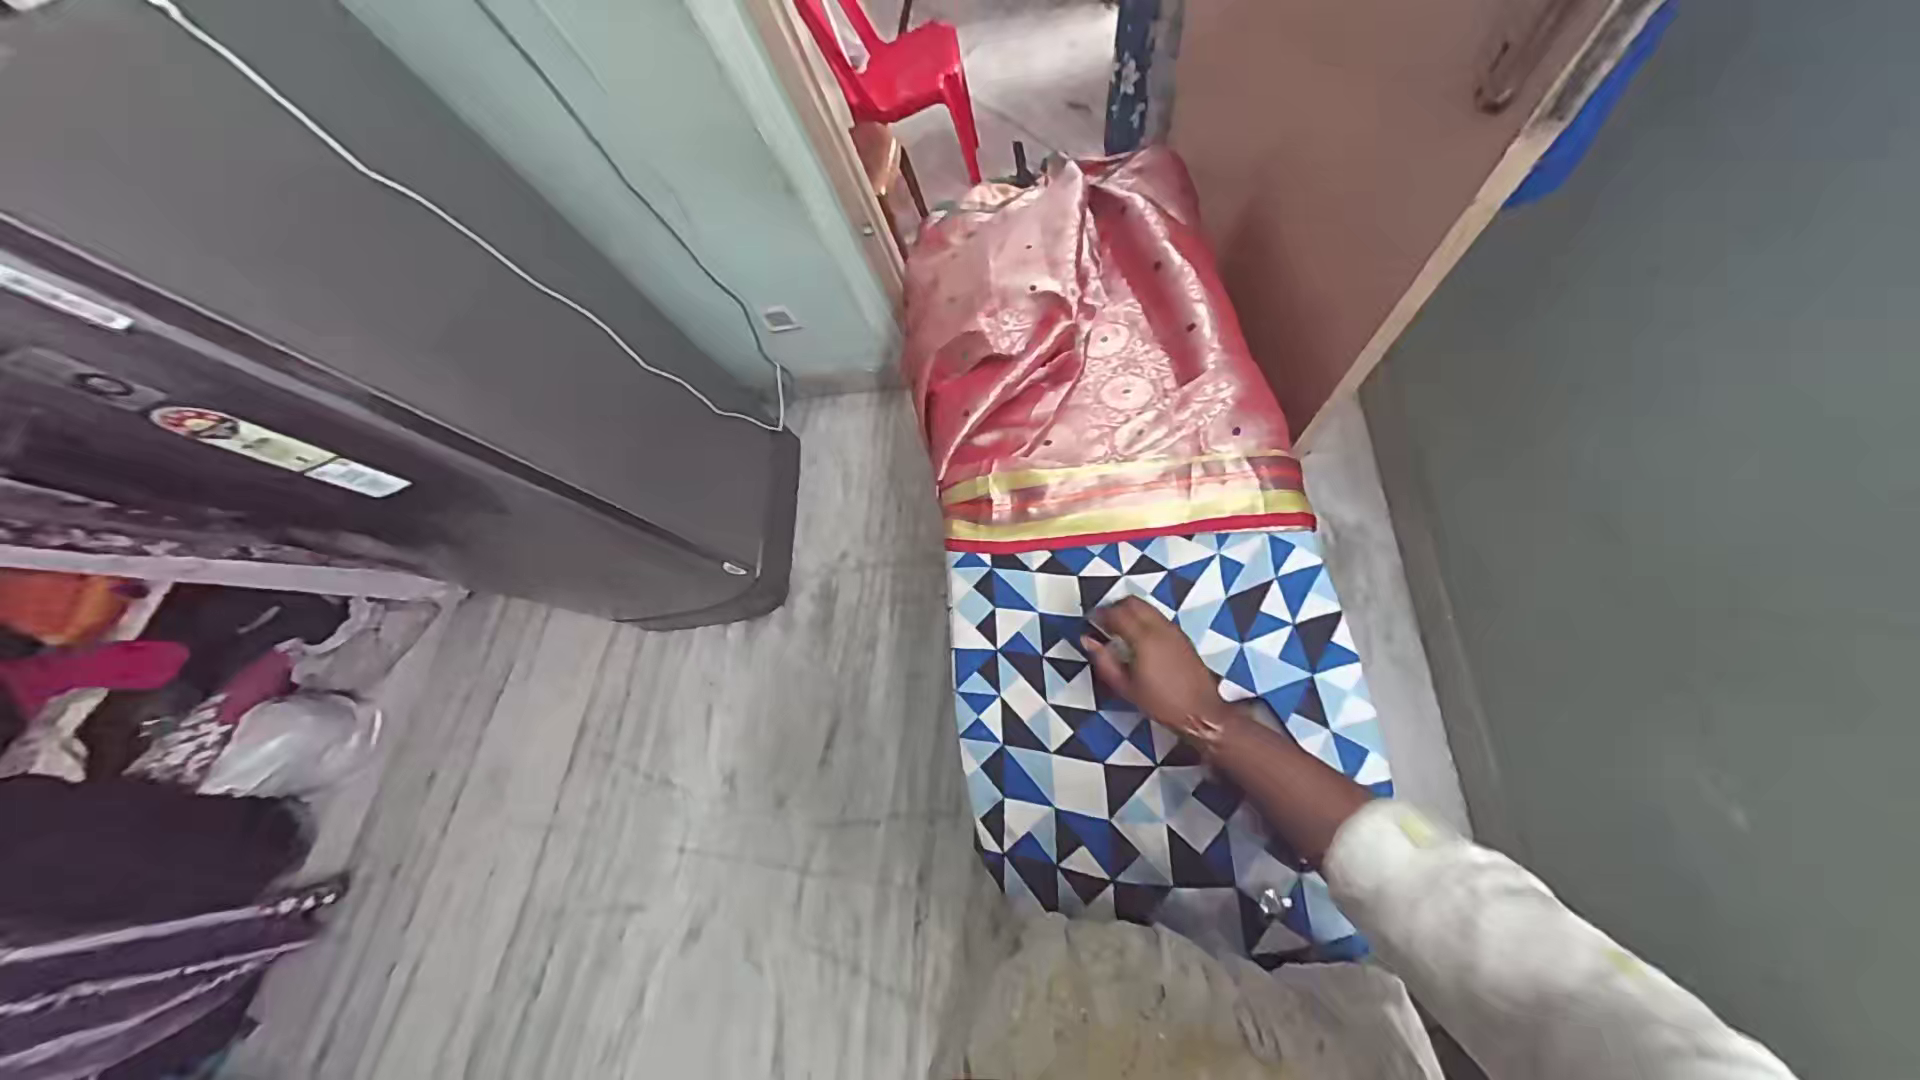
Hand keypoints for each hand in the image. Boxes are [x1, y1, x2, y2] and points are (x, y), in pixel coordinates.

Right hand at [1081, 596, 1237, 743]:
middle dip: (1114, 607)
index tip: (1090, 620)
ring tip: (1119, 628)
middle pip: (1132, 602)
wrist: (1200, 712)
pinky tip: (1138, 636)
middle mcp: (1160, 628)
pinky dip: (1143, 617)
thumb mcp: (1125, 686)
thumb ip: (1103, 660)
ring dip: (1129, 610)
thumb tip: (1088, 641)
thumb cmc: (1162, 703)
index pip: (1116, 613)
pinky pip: (1157, 616)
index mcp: (1144, 638)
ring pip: (1146, 606)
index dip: (1099, 614)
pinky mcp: (1182, 636)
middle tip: (1103, 621)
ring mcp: (1174, 630)